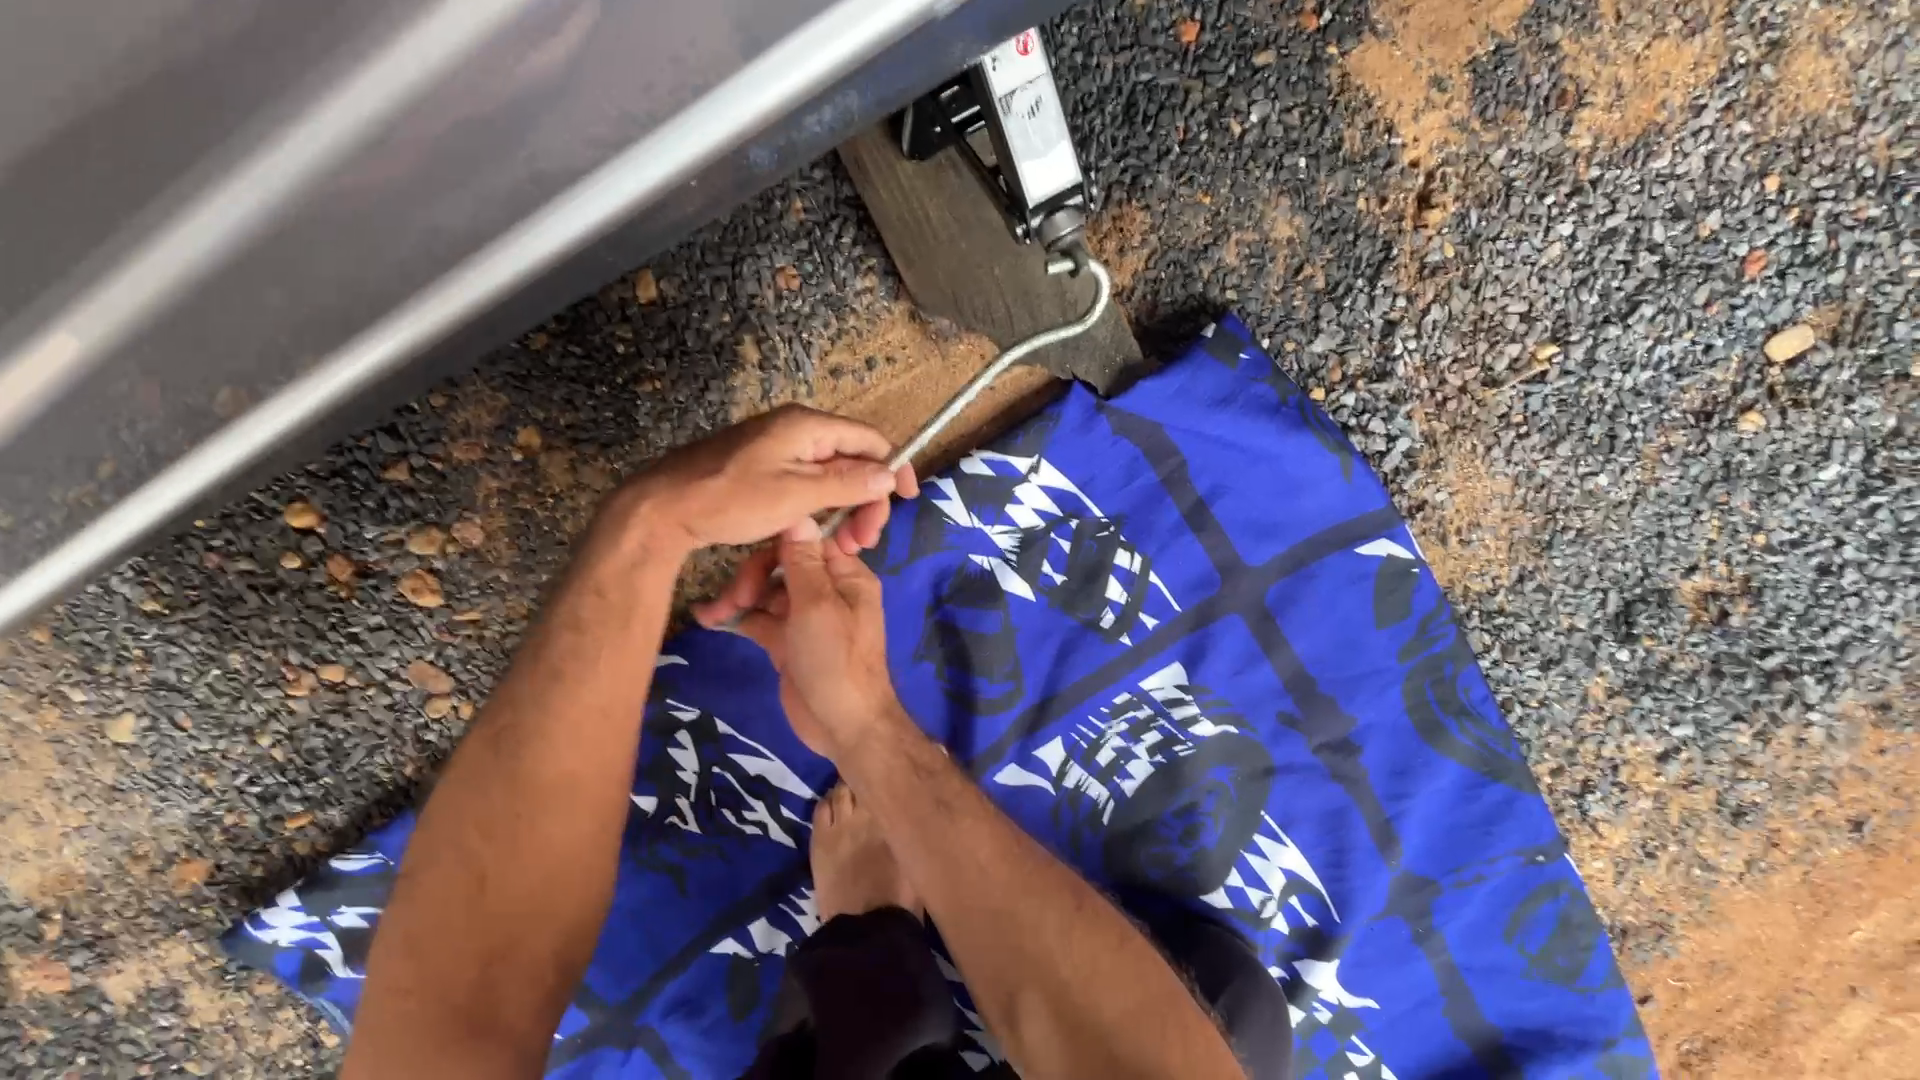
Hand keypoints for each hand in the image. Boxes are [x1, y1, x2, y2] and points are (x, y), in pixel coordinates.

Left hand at [607, 404, 917, 557]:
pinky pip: (805, 484)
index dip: (894, 468)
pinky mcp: (761, 468)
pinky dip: (819, 508)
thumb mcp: (797, 494)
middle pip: (851, 460)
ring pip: (828, 476)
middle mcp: (795, 430)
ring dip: (843, 509)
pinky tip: (817, 535)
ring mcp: (776, 449)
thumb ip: (847, 483)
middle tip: (864, 541)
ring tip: (842, 545)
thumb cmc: (732, 498)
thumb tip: (889, 475)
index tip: (908, 501)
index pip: (870, 440)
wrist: (663, 508)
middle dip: (866, 500)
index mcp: (807, 427)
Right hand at [709, 519, 907, 760]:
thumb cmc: (836, 660)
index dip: (776, 543)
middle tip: (734, 599)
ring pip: (767, 592)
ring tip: (713, 613)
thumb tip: (798, 515)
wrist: (844, 726)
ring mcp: (805, 617)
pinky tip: (708, 619)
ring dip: (739, 598)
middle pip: (782, 565)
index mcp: (846, 576)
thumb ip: (802, 563)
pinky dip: (737, 618)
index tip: (747, 547)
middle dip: (753, 576)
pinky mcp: (787, 641)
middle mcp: (827, 591)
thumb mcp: (817, 606)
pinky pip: (759, 620)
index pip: (808, 542)